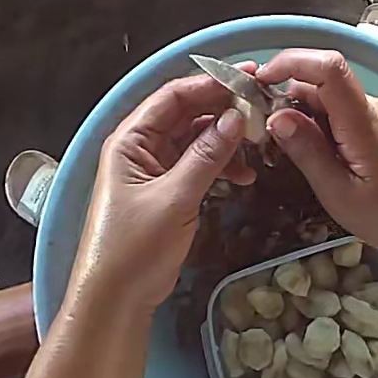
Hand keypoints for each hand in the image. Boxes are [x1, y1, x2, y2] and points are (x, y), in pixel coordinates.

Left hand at [73, 76, 255, 314]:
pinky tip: (245, 173)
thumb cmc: (134, 247)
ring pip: (195, 136)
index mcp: (131, 139)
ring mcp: (155, 166)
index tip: (248, 77)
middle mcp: (141, 145)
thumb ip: (206, 155)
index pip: (173, 96)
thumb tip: (237, 116)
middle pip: (186, 112)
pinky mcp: (168, 187)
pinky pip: (198, 162)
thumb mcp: (174, 198)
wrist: (115, 300)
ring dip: (226, 137)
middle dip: (223, 107)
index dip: (210, 83)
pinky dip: (221, 164)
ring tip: (259, 139)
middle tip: (262, 102)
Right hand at [255, 49, 377, 264]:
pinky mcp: (369, 121)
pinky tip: (306, 147)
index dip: (292, 63)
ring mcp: (371, 111)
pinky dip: (312, 119)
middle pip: (320, 79)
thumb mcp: (338, 192)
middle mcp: (369, 106)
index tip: (262, 80)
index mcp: (362, 121)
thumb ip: (307, 152)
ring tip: (284, 144)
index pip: (330, 68)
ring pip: (323, 94)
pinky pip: (333, 107)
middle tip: (263, 125)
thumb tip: (276, 117)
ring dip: (297, 110)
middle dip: (284, 94)